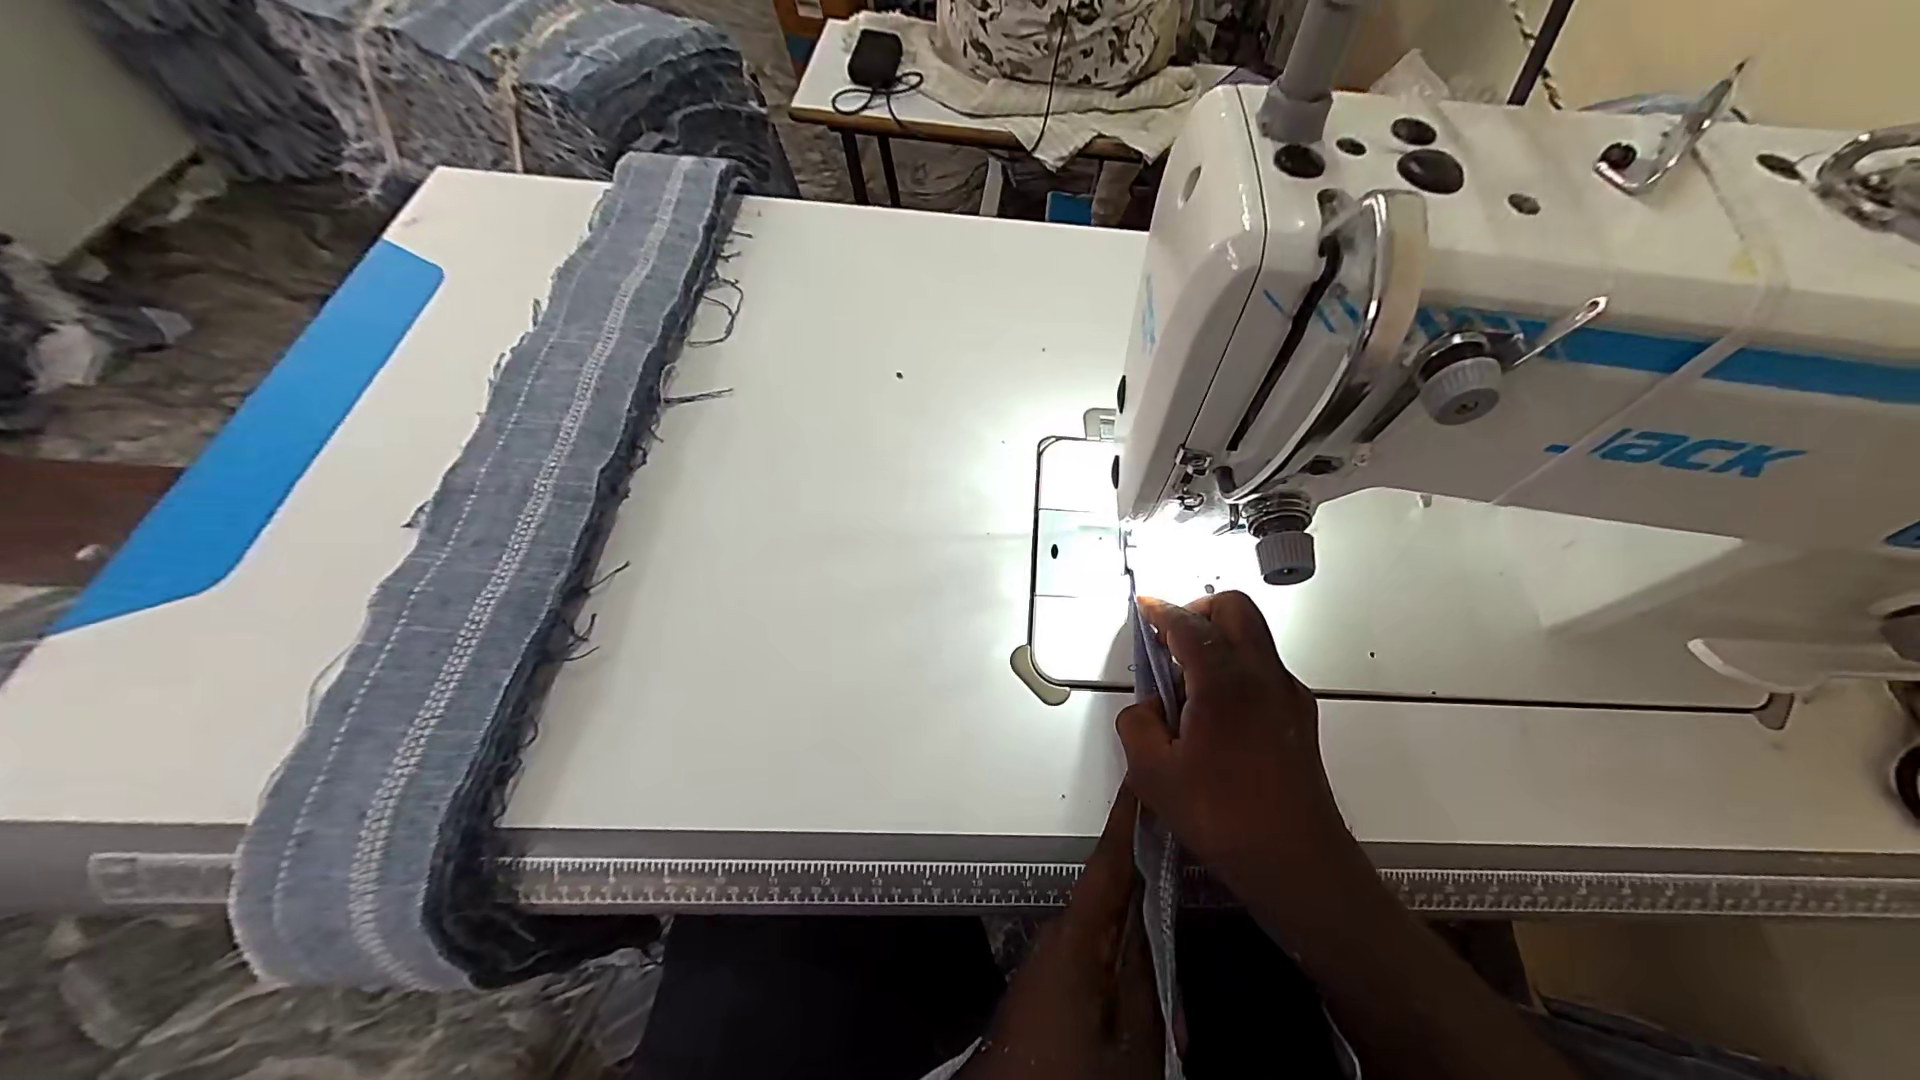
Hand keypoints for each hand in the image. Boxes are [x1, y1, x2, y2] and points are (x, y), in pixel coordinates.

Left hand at [958, 788, 1161, 1079]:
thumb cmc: (1072, 1077)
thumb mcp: (1132, 1037)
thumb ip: (1146, 970)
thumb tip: (1156, 913)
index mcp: (1077, 934)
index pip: (1110, 860)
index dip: (1129, 817)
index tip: (1142, 775)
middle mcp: (1060, 933)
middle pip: (1116, 898)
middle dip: (1154, 897)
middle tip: (1188, 894)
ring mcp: (1052, 957)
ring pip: (1110, 935)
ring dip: (1144, 951)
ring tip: (1174, 1009)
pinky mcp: (1050, 980)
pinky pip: (1095, 961)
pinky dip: (1125, 975)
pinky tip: (1147, 1012)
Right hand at [1116, 592, 1354, 890]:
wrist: (1297, 864)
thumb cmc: (1226, 819)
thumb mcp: (1152, 774)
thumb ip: (1136, 725)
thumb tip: (1147, 709)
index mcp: (1225, 683)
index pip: (1189, 624)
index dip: (1161, 610)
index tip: (1146, 608)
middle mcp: (1263, 678)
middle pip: (1235, 609)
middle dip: (1197, 610)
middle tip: (1169, 636)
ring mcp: (1287, 695)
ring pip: (1253, 636)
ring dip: (1217, 639)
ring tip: (1184, 679)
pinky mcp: (1298, 716)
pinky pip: (1262, 668)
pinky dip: (1234, 665)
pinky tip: (1211, 708)